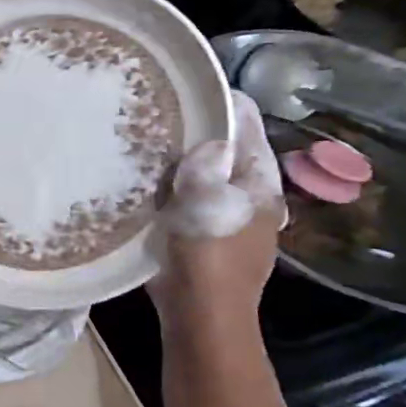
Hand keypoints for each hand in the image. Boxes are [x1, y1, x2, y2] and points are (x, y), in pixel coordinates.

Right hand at [147, 91, 284, 333]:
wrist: (200, 320)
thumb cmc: (208, 261)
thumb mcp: (208, 208)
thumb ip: (207, 170)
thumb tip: (211, 141)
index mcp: (260, 188)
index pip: (250, 132)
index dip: (228, 107)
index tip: (195, 86)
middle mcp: (249, 200)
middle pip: (227, 154)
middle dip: (201, 133)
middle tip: (163, 111)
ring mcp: (227, 222)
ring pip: (205, 178)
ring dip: (183, 162)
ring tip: (149, 139)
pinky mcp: (203, 239)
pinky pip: (188, 200)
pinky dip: (172, 188)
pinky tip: (146, 183)